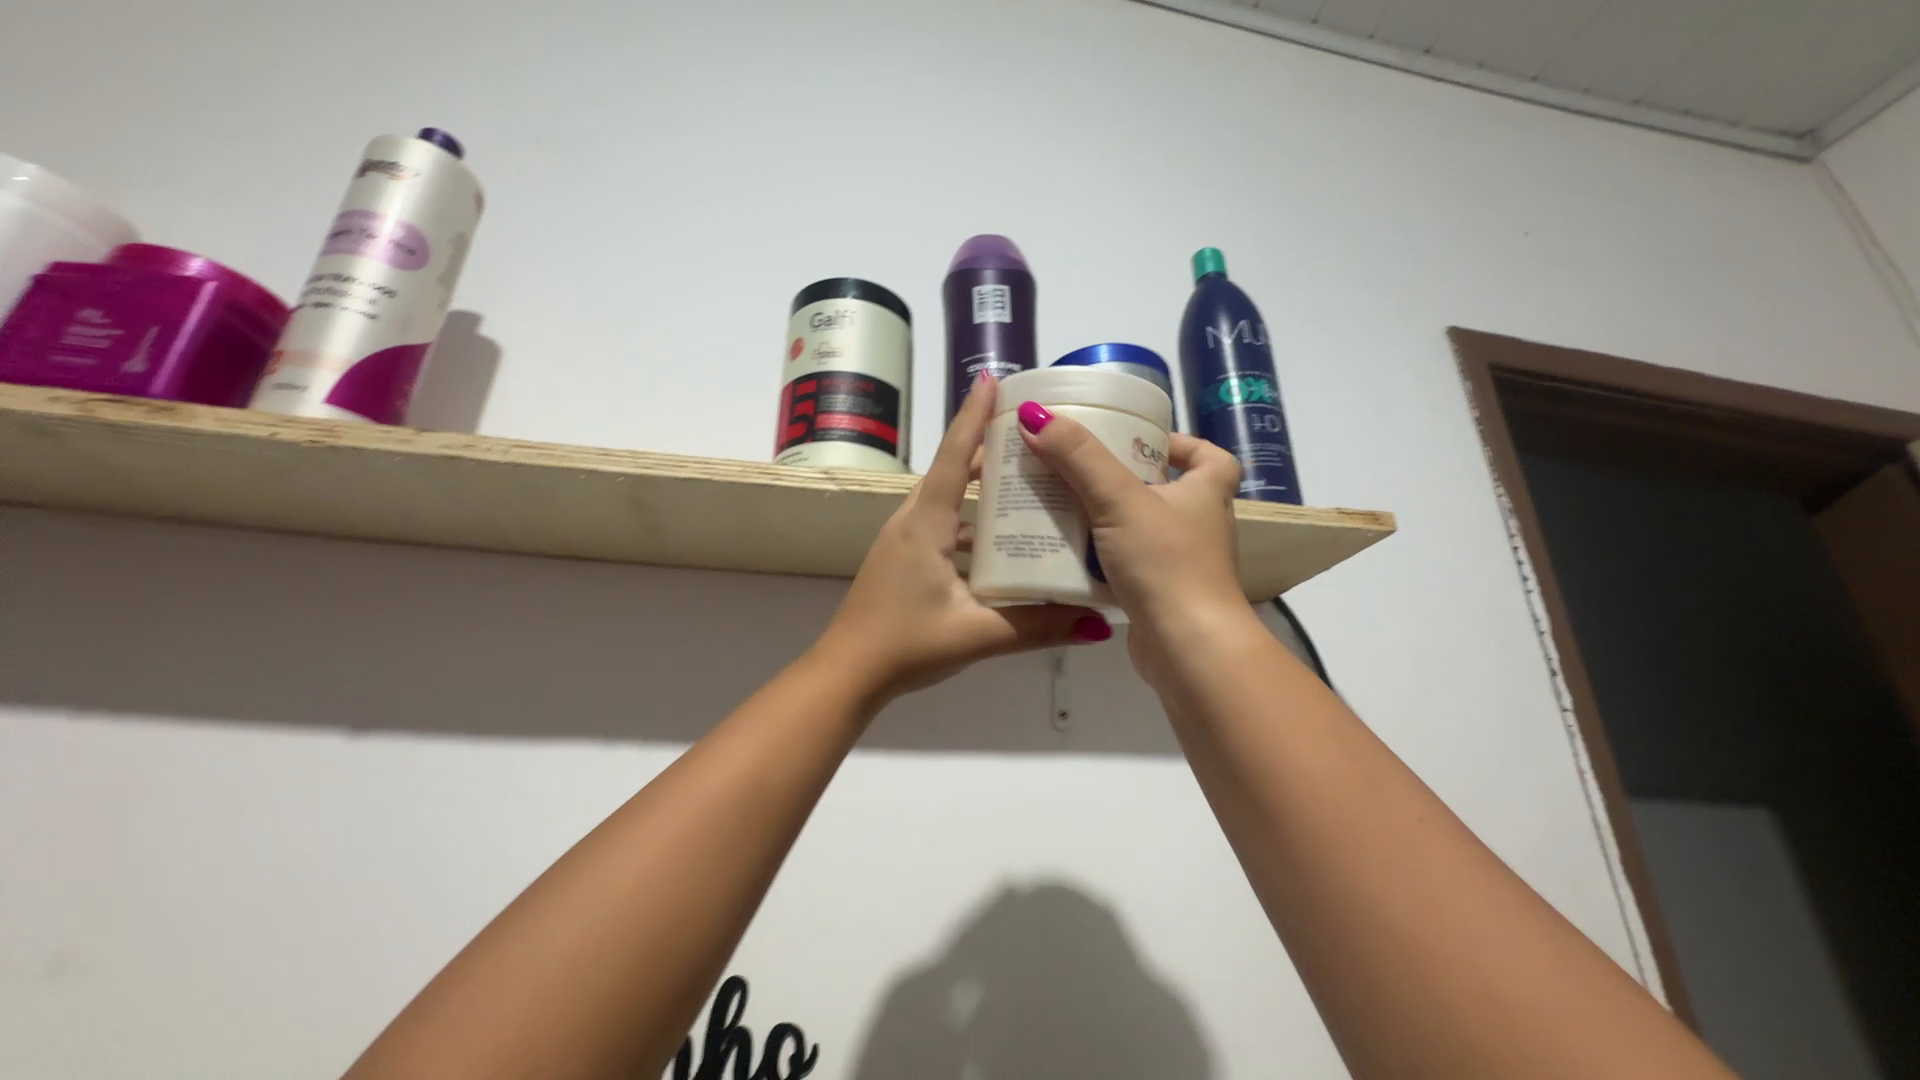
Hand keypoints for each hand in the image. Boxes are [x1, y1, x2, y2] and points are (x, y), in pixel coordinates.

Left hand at [817, 376, 1111, 702]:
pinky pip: (941, 525)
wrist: (846, 673)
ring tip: (1025, 482)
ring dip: (980, 488)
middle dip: (987, 447)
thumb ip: (1037, 626)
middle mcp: (912, 522)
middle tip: (1031, 434)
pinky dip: (970, 522)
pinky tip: (1000, 543)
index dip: (974, 417)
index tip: (993, 379)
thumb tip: (1096, 623)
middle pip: (952, 471)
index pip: (954, 457)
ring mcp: (903, 542)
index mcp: (926, 524)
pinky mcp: (902, 561)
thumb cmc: (905, 644)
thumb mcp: (976, 634)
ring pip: (946, 500)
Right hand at [1015, 404, 1255, 689]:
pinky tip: (1064, 554)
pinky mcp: (1157, 595)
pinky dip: (1099, 558)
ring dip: (1107, 519)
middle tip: (1079, 468)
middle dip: (1125, 479)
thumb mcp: (1119, 499)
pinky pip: (1125, 565)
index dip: (1180, 443)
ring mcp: (1180, 564)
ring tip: (1061, 505)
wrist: (1187, 648)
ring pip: (1140, 530)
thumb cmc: (1166, 563)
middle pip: (1166, 490)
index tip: (1139, 440)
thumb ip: (1078, 458)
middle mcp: (1199, 526)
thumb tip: (1034, 416)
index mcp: (1206, 493)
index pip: (1208, 456)